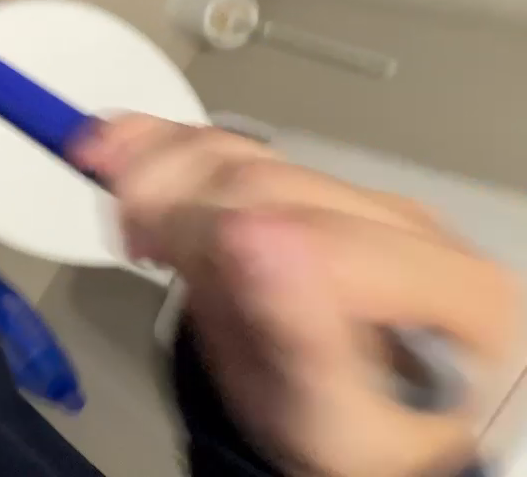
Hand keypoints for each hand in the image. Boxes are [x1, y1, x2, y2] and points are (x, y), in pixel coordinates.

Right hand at [74, 115, 517, 476]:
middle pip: (256, 181)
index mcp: (451, 288)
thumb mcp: (328, 413)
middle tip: (142, 254)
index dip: (220, 235)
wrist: (324, 404)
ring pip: (221, 147)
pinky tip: (105, 154)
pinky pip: (201, 134)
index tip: (158, 260)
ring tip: (136, 231)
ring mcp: (336, 187)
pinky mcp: (277, 168)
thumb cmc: (341, 424)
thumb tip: (250, 241)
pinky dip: (140, 137)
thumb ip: (304, 336)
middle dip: (173, 213)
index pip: (316, 231)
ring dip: (147, 177)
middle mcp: (403, 224)